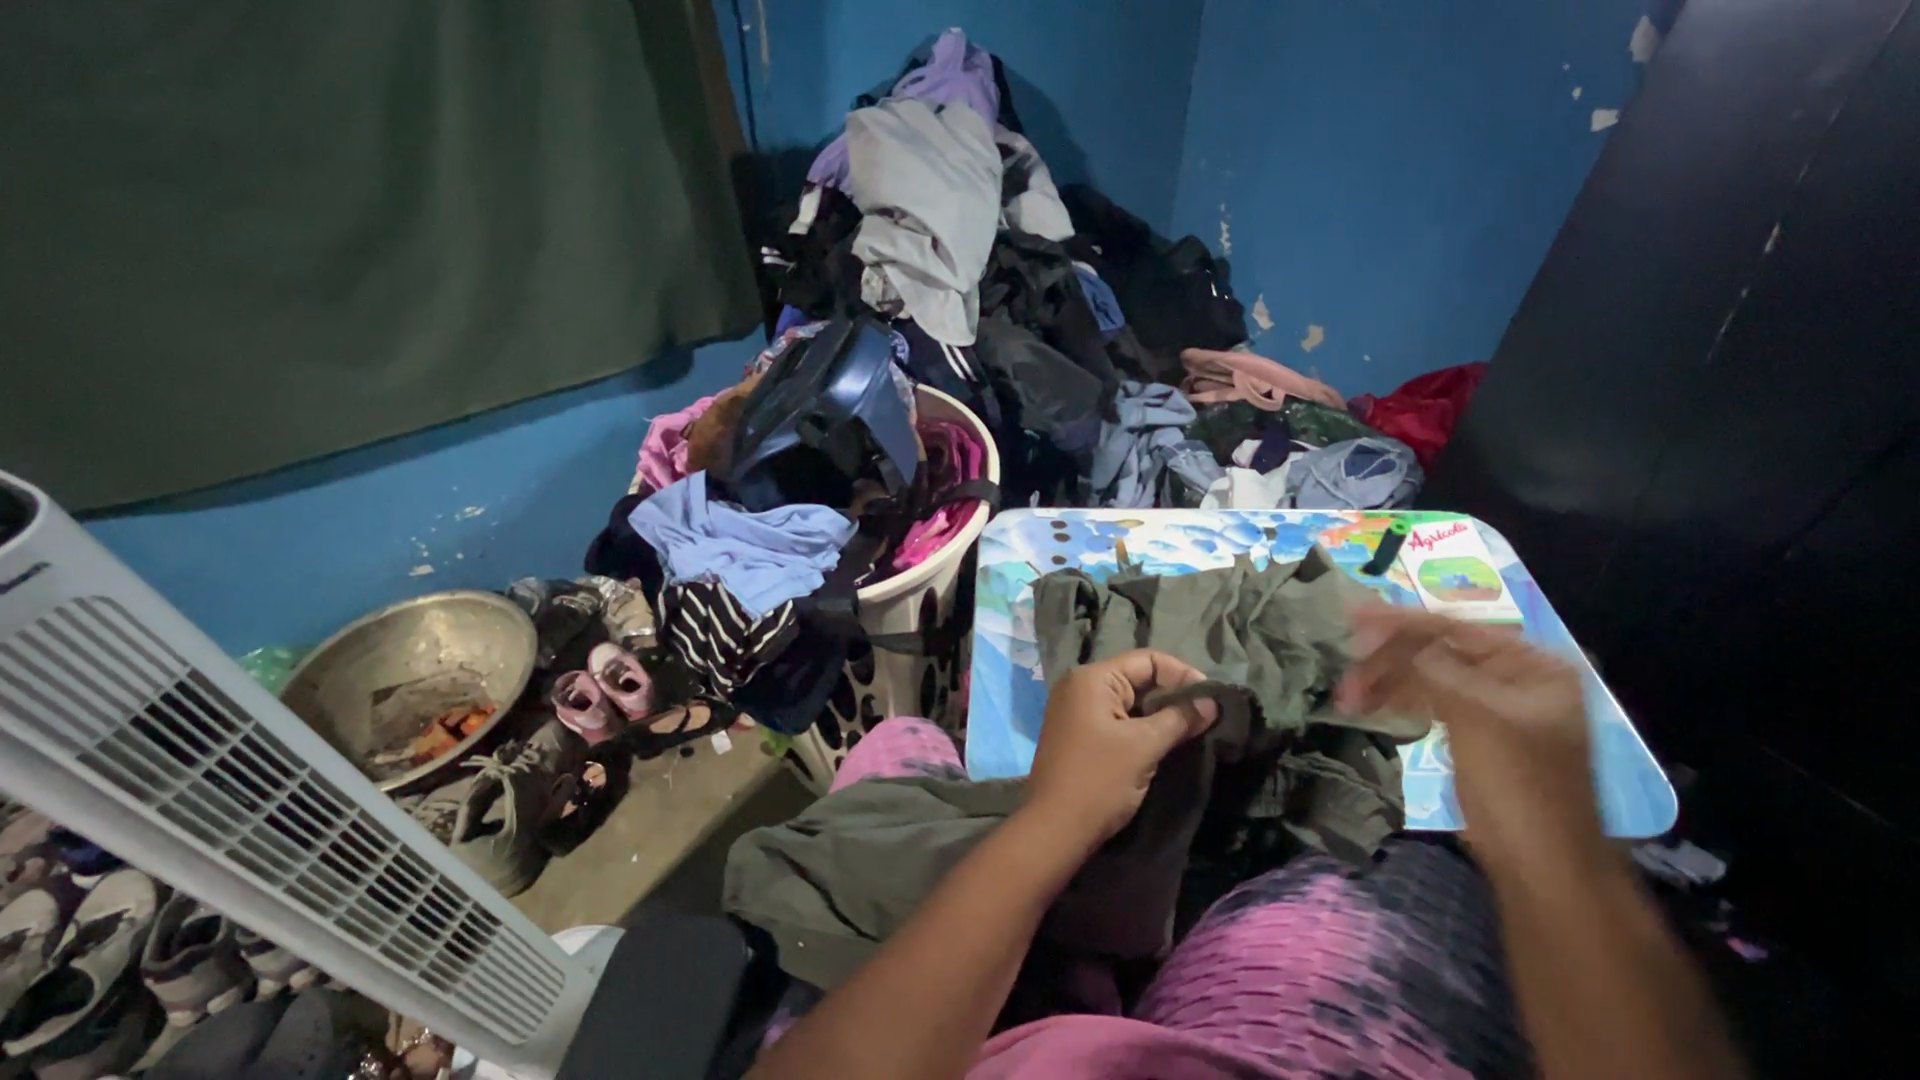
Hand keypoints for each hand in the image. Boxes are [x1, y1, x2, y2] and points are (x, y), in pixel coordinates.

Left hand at [1024, 650, 1219, 849]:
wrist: (1055, 829)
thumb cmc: (1099, 781)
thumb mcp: (1144, 746)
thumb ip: (1179, 719)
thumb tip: (1212, 703)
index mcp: (1092, 679)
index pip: (1147, 660)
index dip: (1182, 674)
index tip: (1211, 699)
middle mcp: (1080, 686)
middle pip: (1137, 677)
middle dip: (1172, 694)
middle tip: (1205, 716)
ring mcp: (1075, 711)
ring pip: (1128, 701)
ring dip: (1159, 713)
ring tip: (1191, 729)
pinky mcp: (1078, 734)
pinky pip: (1117, 719)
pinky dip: (1141, 726)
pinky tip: (1164, 742)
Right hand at [1337, 606, 1603, 877]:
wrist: (1541, 866)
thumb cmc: (1520, 786)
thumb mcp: (1477, 717)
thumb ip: (1433, 668)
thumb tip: (1388, 633)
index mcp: (1535, 665)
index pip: (1457, 629)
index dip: (1401, 623)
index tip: (1351, 618)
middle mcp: (1517, 677)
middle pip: (1439, 651)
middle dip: (1388, 660)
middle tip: (1344, 671)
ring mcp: (1496, 706)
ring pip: (1428, 677)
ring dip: (1385, 682)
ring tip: (1346, 697)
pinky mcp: (1475, 732)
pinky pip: (1430, 701)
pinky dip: (1398, 701)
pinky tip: (1365, 705)